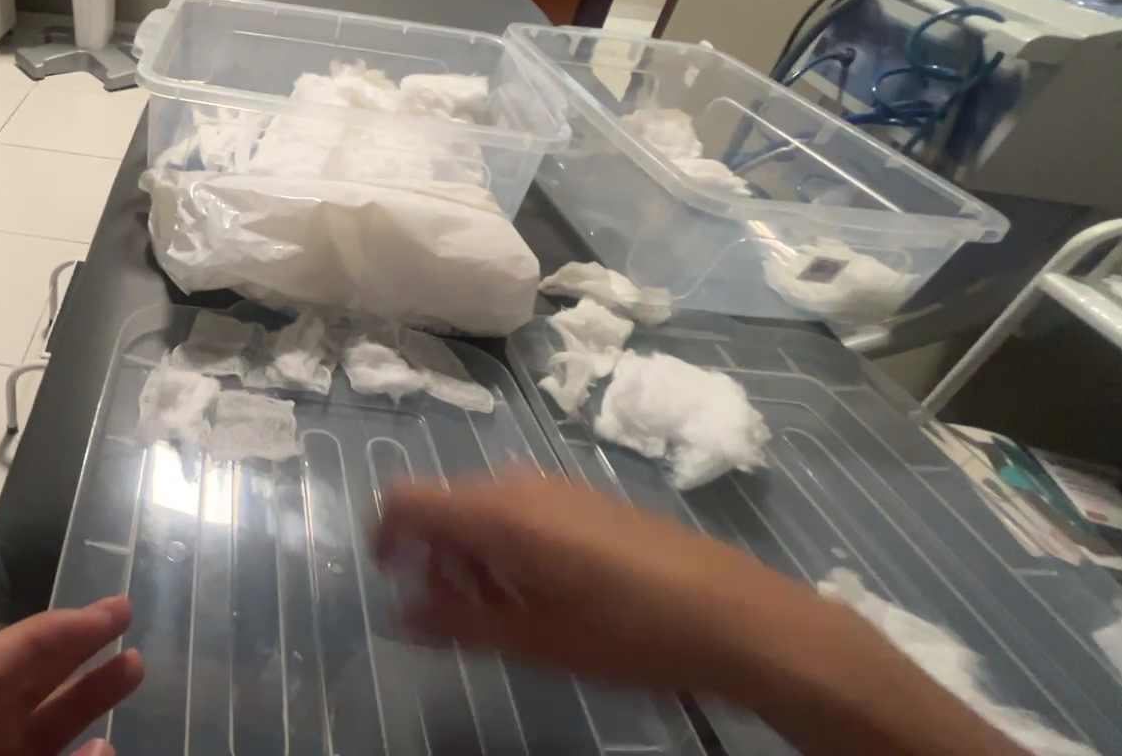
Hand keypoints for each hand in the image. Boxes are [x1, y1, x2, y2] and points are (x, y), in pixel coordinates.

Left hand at [0, 596, 143, 755]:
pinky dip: (71, 747)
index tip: (99, 618)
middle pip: (11, 684)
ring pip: (31, 725)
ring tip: (135, 665)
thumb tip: (105, 746)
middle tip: (124, 613)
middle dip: (69, 646)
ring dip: (84, 694)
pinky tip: (108, 742)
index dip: (43, 634)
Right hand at [373, 471, 813, 693]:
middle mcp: (513, 483)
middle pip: (443, 504)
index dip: (385, 531)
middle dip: (432, 554)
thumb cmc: (625, 630)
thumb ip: (456, 622)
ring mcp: (550, 485)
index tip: (390, 575)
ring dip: (468, 552)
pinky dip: (503, 542)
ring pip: (480, 507)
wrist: (736, 613)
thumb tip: (400, 614)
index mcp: (494, 512)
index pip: (407, 498)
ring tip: (497, 607)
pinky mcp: (579, 495)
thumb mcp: (533, 639)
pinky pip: (516, 507)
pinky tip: (539, 588)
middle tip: (450, 608)